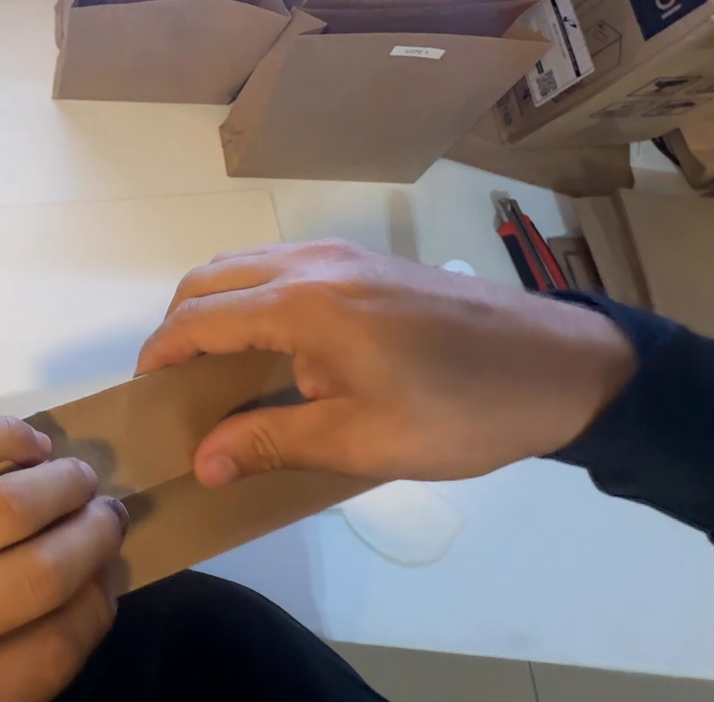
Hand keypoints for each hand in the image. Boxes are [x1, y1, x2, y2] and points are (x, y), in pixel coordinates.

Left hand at [0, 416, 129, 701]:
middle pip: (41, 572)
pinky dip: (5, 436)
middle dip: (91, 536)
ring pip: (6, 507)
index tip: (109, 572)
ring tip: (80, 478)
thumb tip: (97, 579)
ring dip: (61, 485)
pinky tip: (32, 444)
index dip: (98, 600)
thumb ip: (26, 655)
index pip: (58, 645)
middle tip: (108, 514)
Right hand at [136, 239, 636, 487]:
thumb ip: (271, 442)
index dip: (162, 350)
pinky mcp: (352, 255)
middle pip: (206, 279)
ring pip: (235, 264)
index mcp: (300, 305)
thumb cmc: (461, 410)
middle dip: (177, 324)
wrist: (566, 366)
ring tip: (216, 359)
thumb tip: (202, 462)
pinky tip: (267, 336)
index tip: (147, 388)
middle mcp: (304, 263)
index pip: (199, 317)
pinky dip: (243, 292)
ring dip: (210, 304)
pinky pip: (269, 262)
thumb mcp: (364, 441)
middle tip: (179, 378)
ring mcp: (330, 252)